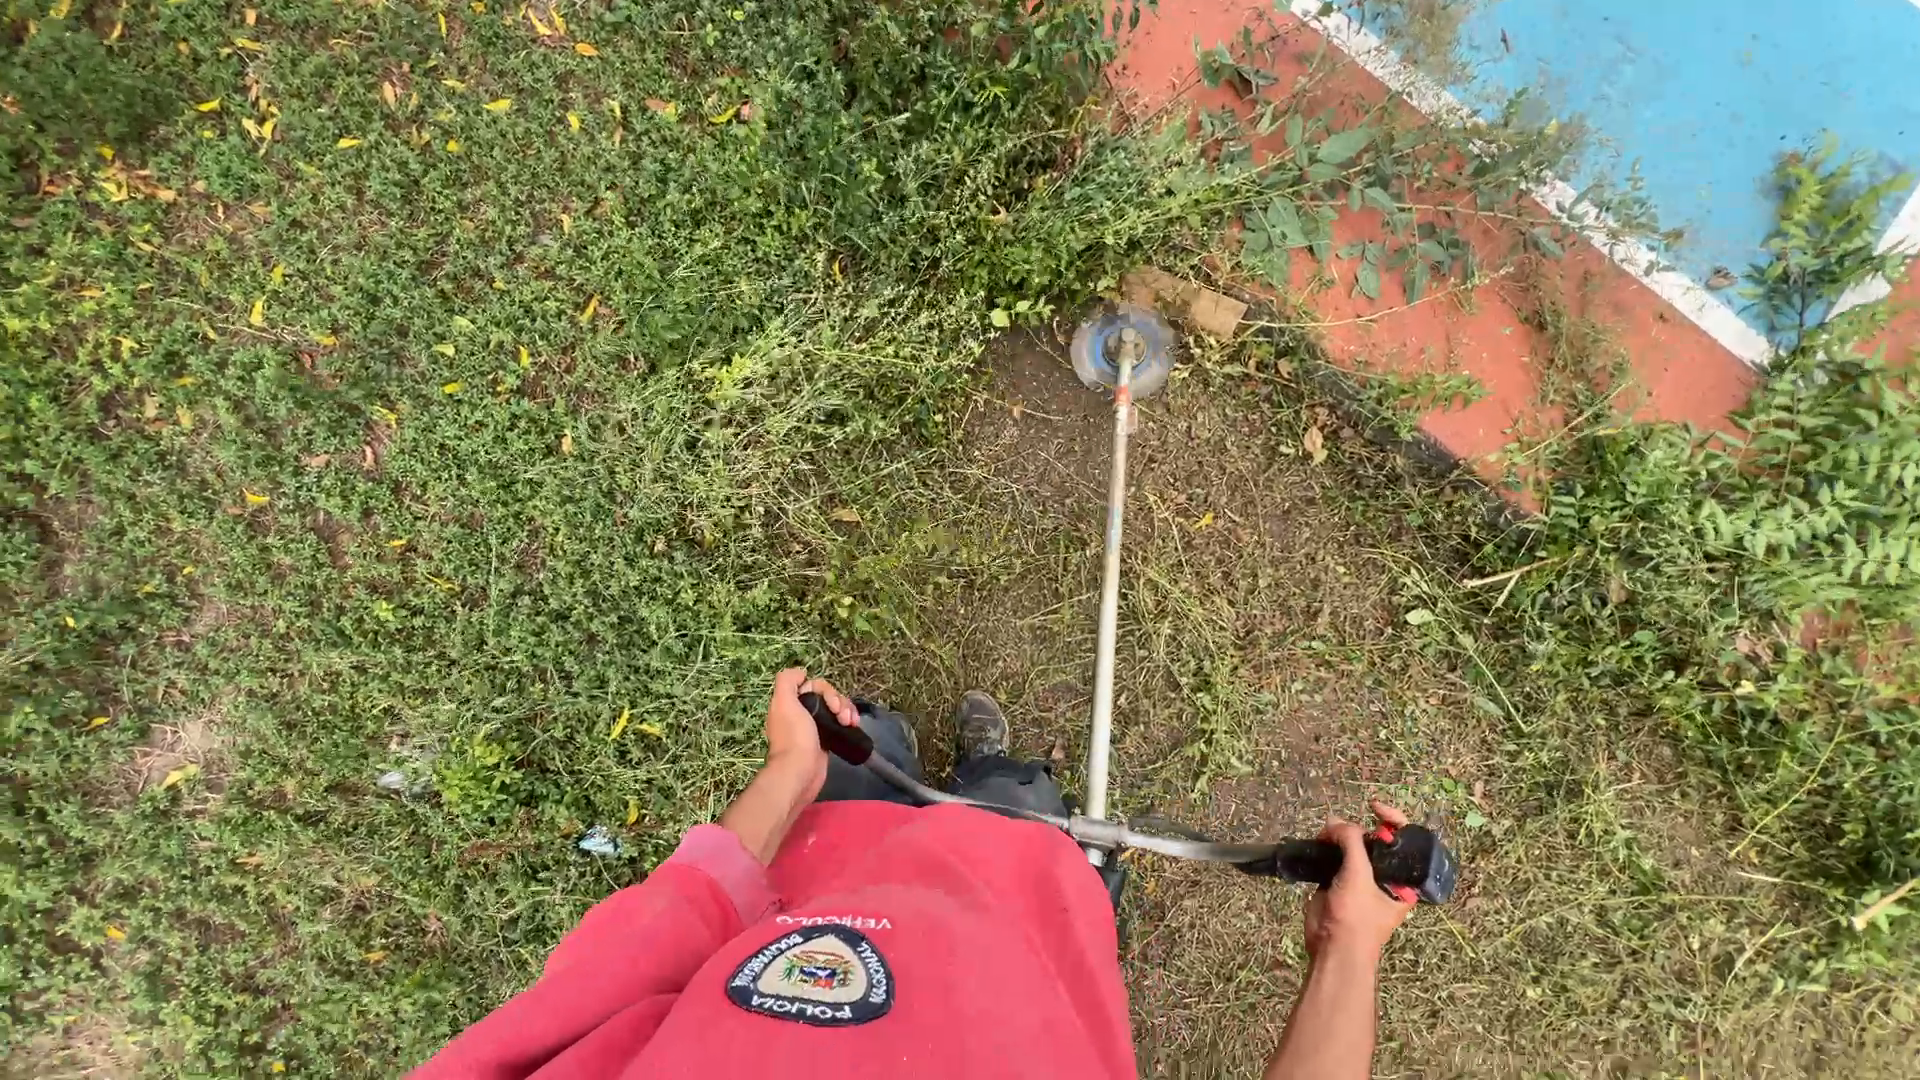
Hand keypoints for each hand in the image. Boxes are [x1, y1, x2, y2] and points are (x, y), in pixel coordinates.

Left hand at [762, 667, 857, 801]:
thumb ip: (787, 681)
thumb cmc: (794, 737)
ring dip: (846, 710)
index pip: (814, 686)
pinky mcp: (826, 739)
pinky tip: (853, 726)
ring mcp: (814, 727)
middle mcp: (801, 713)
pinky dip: (848, 721)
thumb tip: (801, 672)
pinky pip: (839, 722)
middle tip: (842, 716)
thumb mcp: (784, 702)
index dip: (826, 691)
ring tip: (850, 723)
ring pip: (835, 708)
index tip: (830, 705)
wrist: (800, 772)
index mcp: (790, 703)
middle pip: (827, 696)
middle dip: (839, 702)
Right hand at [1302, 798, 1416, 961]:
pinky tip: (1318, 842)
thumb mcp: (1359, 876)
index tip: (1373, 806)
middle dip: (1357, 829)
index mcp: (1403, 880)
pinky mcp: (1338, 881)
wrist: (1333, 947)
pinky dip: (1327, 846)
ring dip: (1338, 836)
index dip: (1392, 820)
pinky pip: (1335, 856)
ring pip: (1352, 847)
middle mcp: (1385, 877)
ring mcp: (1360, 879)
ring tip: (1324, 836)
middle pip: (1374, 840)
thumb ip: (1352, 843)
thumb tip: (1335, 823)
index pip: (1405, 841)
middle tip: (1338, 829)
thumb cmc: (1357, 916)